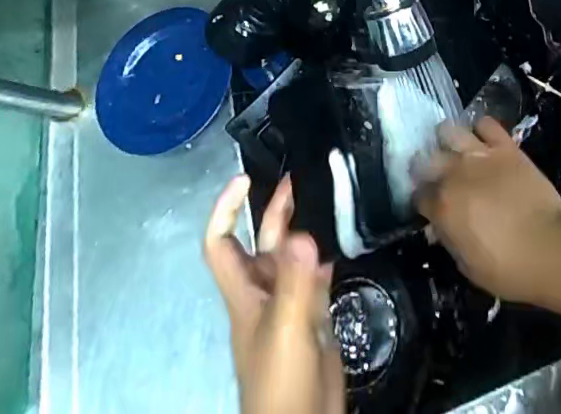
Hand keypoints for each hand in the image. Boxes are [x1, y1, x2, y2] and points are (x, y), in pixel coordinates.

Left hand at [203, 175, 344, 413]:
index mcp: (243, 292)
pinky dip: (324, 256)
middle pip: (260, 242)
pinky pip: (314, 277)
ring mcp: (287, 306)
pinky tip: (339, 240)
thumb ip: (295, 281)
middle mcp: (262, 292)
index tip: (244, 180)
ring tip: (324, 198)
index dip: (225, 208)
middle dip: (274, 211)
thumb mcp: (286, 328)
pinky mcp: (312, 319)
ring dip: (301, 229)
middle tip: (298, 179)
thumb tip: (303, 234)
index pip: (221, 242)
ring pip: (290, 258)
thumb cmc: (281, 380)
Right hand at [413, 116, 560, 304]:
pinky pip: (486, 124)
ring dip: (447, 141)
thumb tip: (441, 228)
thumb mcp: (468, 267)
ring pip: (448, 130)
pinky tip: (484, 142)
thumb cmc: (510, 268)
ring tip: (456, 152)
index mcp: (441, 205)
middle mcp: (453, 173)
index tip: (430, 209)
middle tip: (439, 180)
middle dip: (428, 170)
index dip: (423, 203)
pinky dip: (481, 129)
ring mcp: (479, 155)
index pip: (418, 196)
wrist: (553, 248)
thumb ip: (449, 241)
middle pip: (426, 159)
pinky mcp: (505, 147)